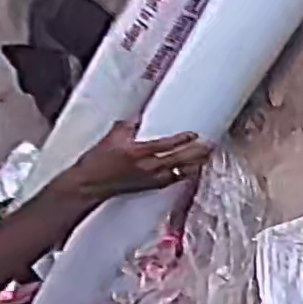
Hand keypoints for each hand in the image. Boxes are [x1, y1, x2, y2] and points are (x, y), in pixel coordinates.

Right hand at [51, 121, 212, 203]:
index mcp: (136, 152)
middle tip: (210, 145)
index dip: (181, 140)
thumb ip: (126, 127)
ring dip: (196, 163)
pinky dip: (188, 173)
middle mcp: (148, 166)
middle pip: (179, 158)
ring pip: (182, 170)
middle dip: (197, 151)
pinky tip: (196, 168)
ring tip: (208, 156)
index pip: (165, 145)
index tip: (194, 135)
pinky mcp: (155, 186)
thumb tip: (138, 117)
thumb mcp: (109, 139)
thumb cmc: (98, 161)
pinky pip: (177, 179)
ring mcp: (154, 178)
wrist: (92, 184)